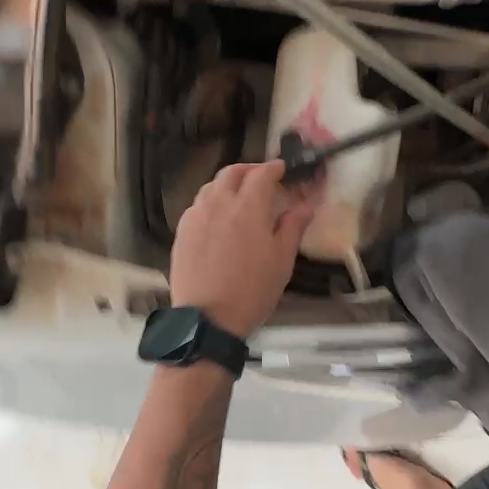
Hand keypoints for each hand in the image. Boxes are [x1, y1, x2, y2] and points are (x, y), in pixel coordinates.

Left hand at [169, 160, 318, 338]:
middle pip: (232, 172)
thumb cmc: (253, 291)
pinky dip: (211, 202)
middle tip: (262, 179)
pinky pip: (197, 206)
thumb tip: (306, 205)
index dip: (274, 168)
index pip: (262, 174)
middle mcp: (219, 203)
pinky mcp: (182, 232)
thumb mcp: (281, 261)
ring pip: (211, 187)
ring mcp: (196, 216)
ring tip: (239, 197)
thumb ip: (293, 227)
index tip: (282, 170)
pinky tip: (218, 218)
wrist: (208, 319)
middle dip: (249, 170)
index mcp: (248, 208)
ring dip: (228, 184)